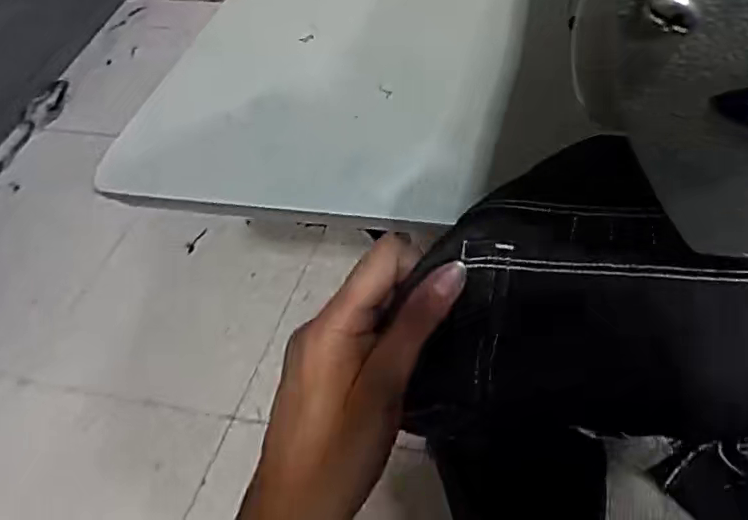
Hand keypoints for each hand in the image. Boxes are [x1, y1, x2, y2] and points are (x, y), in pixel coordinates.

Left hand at [239, 234, 465, 519]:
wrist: (291, 519)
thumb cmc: (338, 455)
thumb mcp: (385, 386)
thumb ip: (418, 321)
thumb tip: (455, 267)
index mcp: (330, 323)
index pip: (385, 254)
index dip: (421, 265)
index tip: (441, 302)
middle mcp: (320, 323)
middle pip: (381, 274)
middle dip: (416, 291)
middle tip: (435, 334)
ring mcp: (319, 343)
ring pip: (377, 299)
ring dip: (406, 314)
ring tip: (421, 352)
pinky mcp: (324, 362)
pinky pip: (367, 323)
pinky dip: (391, 332)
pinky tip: (402, 365)